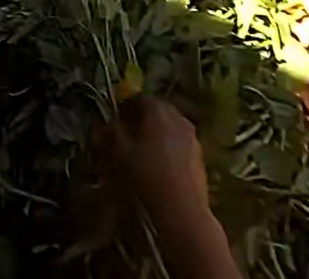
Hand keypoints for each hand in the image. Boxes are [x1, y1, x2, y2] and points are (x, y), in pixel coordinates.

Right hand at [113, 95, 209, 219]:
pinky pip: (182, 141)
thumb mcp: (122, 153)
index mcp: (158, 112)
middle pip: (159, 109)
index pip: (142, 98)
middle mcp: (178, 118)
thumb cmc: (148, 177)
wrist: (183, 210)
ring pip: (172, 125)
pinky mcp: (200, 155)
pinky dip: (171, 145)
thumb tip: (108, 122)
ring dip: (159, 131)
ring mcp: (192, 136)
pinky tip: (163, 162)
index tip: (119, 119)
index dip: (129, 106)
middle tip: (132, 132)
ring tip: (147, 148)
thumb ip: (113, 132)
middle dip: (145, 117)